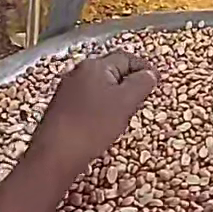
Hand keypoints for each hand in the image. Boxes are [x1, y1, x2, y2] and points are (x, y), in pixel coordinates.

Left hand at [26, 51, 156, 178]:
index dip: (144, 68)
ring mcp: (67, 91)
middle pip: (111, 71)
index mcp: (94, 66)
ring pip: (99, 87)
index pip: (126, 58)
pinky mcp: (61, 109)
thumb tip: (150, 73)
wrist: (56, 154)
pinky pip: (88, 102)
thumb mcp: (125, 102)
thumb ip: (141, 84)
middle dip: (129, 83)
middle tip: (144, 98)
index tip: (157, 81)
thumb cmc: (93, 125)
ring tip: (126, 113)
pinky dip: (101, 108)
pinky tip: (104, 124)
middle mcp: (78, 73)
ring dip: (115, 97)